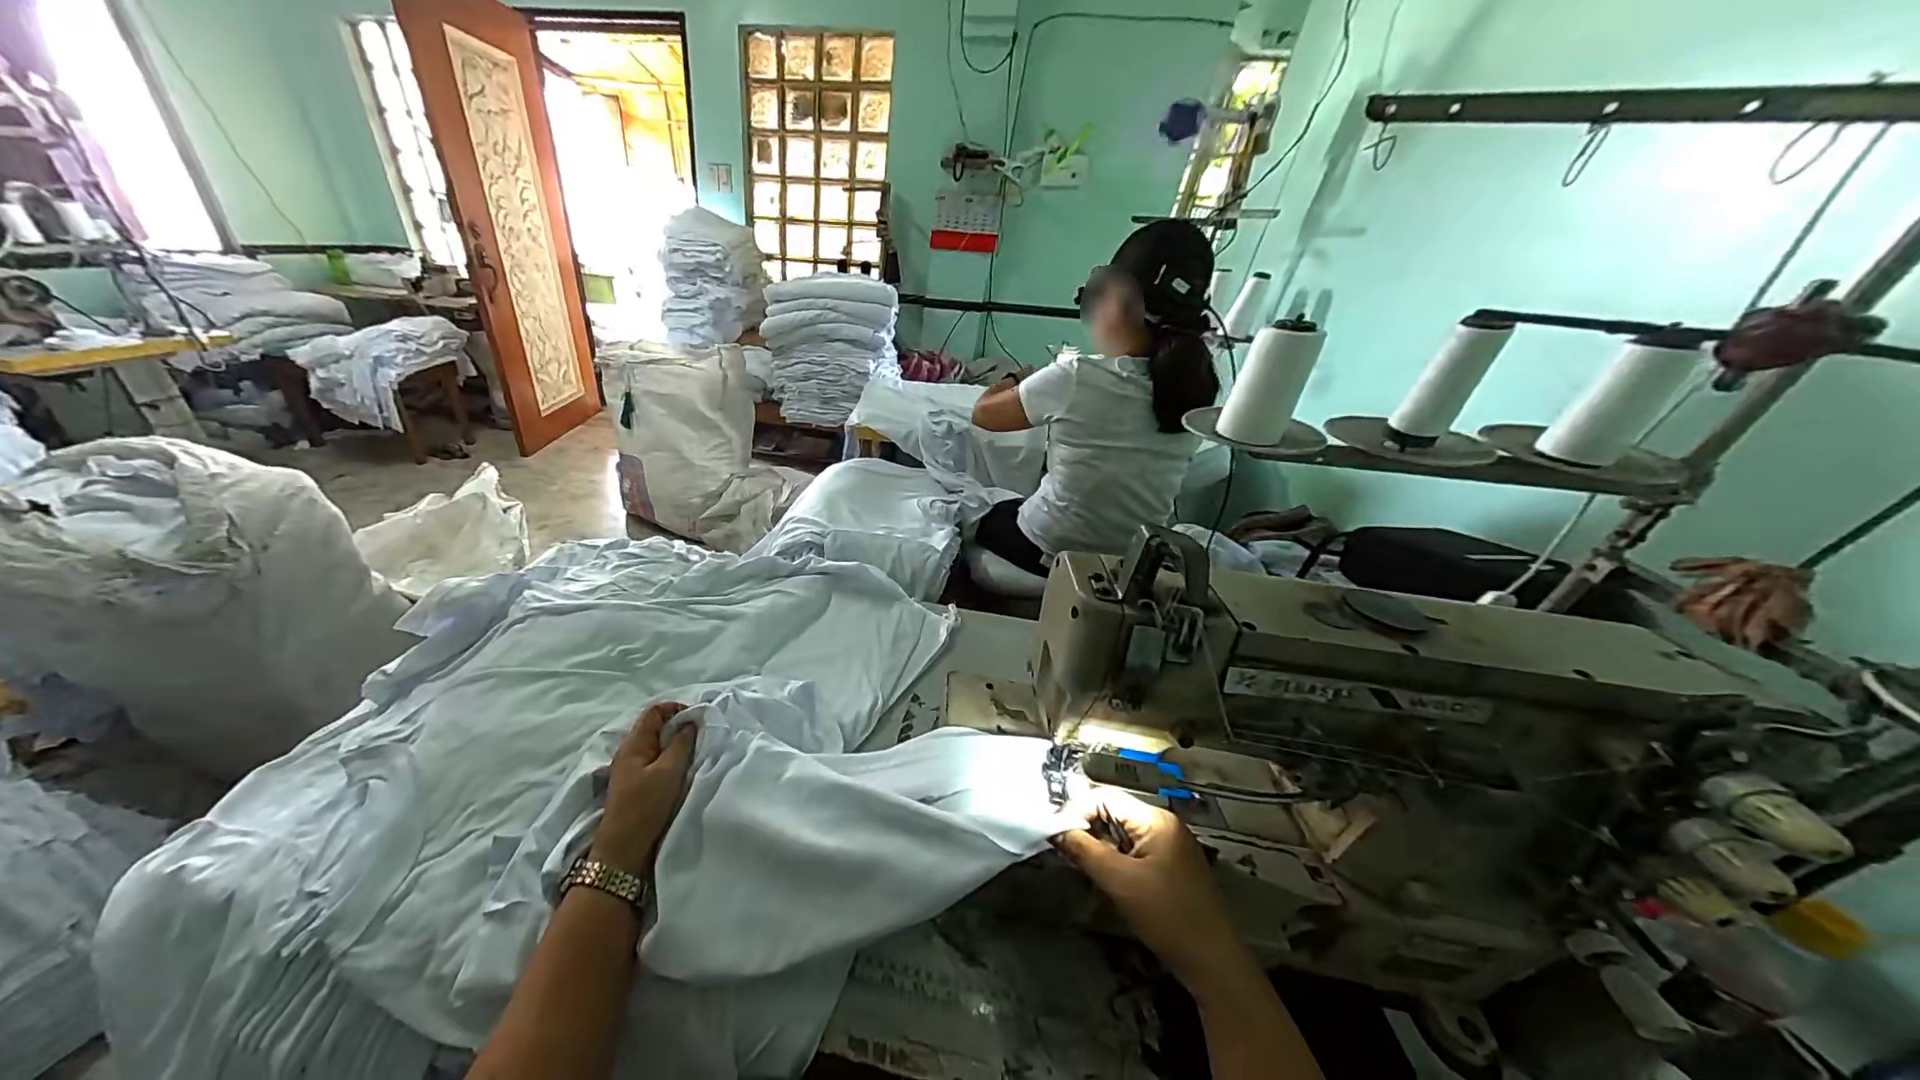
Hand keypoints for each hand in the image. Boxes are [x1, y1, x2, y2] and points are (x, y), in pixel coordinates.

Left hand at [589, 702, 696, 874]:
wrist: (624, 849)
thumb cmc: (645, 806)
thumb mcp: (668, 771)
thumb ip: (682, 743)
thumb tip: (691, 722)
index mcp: (634, 743)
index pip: (655, 711)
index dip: (677, 709)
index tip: (698, 720)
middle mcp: (630, 751)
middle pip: (656, 726)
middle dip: (680, 726)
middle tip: (701, 736)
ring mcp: (631, 768)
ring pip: (658, 744)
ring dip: (677, 744)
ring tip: (695, 753)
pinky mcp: (637, 783)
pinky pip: (657, 760)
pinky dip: (672, 759)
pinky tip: (683, 769)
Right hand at [1055, 787, 1244, 988]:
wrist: (1212, 962)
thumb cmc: (1166, 916)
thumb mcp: (1119, 882)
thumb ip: (1083, 850)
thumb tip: (1054, 829)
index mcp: (1155, 819)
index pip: (1105, 797)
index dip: (1076, 811)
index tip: (1056, 836)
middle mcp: (1163, 824)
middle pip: (1113, 812)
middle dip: (1087, 830)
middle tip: (1067, 855)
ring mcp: (1169, 845)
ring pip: (1122, 833)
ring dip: (1101, 848)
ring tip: (1086, 870)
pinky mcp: (1170, 865)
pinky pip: (1134, 850)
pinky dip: (1116, 861)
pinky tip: (1109, 881)